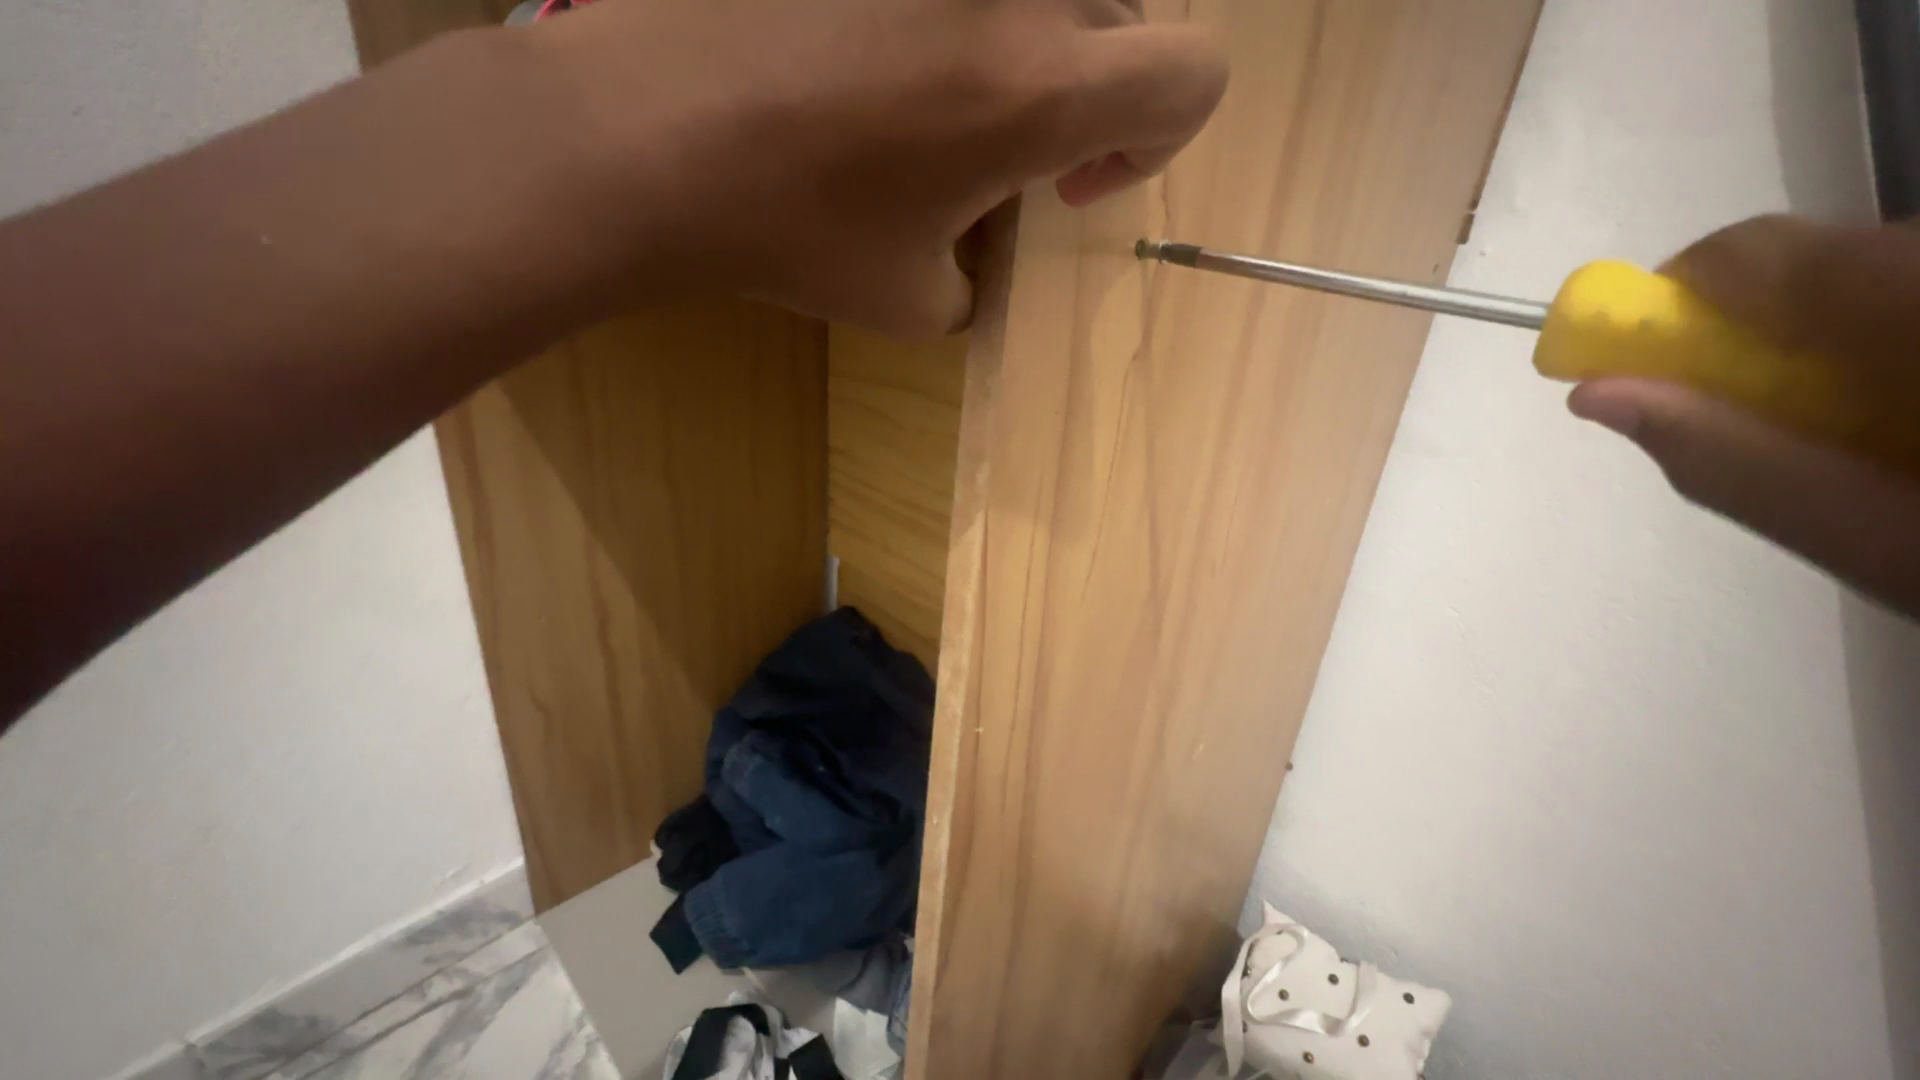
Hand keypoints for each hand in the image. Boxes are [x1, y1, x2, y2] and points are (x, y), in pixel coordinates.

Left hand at [536, 0, 1227, 336]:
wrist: (646, 137)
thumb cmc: (792, 233)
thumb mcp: (912, 302)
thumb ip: (983, 282)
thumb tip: (978, 261)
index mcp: (1041, 86)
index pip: (1194, 74)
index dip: (1161, 137)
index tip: (1076, 183)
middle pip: (1126, 13)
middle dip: (1095, 92)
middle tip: (1015, 153)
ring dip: (1033, 44)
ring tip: (949, 103)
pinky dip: (956, 24)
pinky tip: (886, 58)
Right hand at [1567, 215, 1919, 615]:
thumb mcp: (1882, 544)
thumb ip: (1732, 463)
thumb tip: (1597, 396)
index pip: (1763, 254)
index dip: (1679, 294)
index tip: (1647, 354)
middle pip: (1840, 258)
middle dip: (1774, 330)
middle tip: (1768, 417)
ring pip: (1902, 268)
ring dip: (1850, 336)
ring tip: (1883, 429)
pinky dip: (1906, 335)